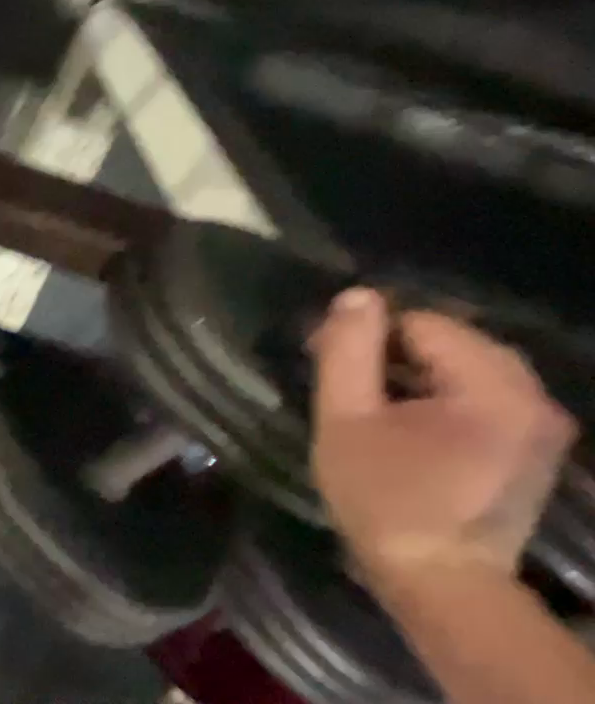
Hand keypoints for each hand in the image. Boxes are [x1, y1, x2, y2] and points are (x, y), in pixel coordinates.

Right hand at [311, 288, 577, 587]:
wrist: (438, 576)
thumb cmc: (382, 494)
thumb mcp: (344, 416)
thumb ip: (348, 351)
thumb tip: (358, 296)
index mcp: (493, 390)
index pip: (424, 324)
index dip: (370, 335)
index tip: (329, 362)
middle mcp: (535, 400)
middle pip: (456, 339)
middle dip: (398, 347)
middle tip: (348, 377)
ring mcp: (543, 426)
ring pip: (473, 364)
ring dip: (421, 369)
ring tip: (375, 397)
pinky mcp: (537, 446)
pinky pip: (488, 392)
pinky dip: (446, 391)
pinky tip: (410, 419)